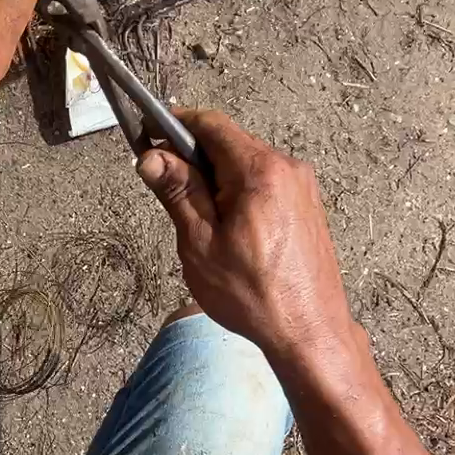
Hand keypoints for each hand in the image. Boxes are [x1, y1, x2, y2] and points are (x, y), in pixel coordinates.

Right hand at [136, 109, 358, 363]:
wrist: (307, 329)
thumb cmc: (252, 293)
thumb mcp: (200, 243)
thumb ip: (178, 193)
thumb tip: (151, 157)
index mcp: (259, 172)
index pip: (211, 125)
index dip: (173, 125)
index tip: (146, 136)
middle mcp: (287, 168)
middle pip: (228, 144)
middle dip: (191, 160)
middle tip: (165, 193)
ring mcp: (301, 186)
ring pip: (244, 166)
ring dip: (213, 181)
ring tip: (196, 224)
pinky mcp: (305, 205)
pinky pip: (262, 184)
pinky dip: (235, 194)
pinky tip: (224, 231)